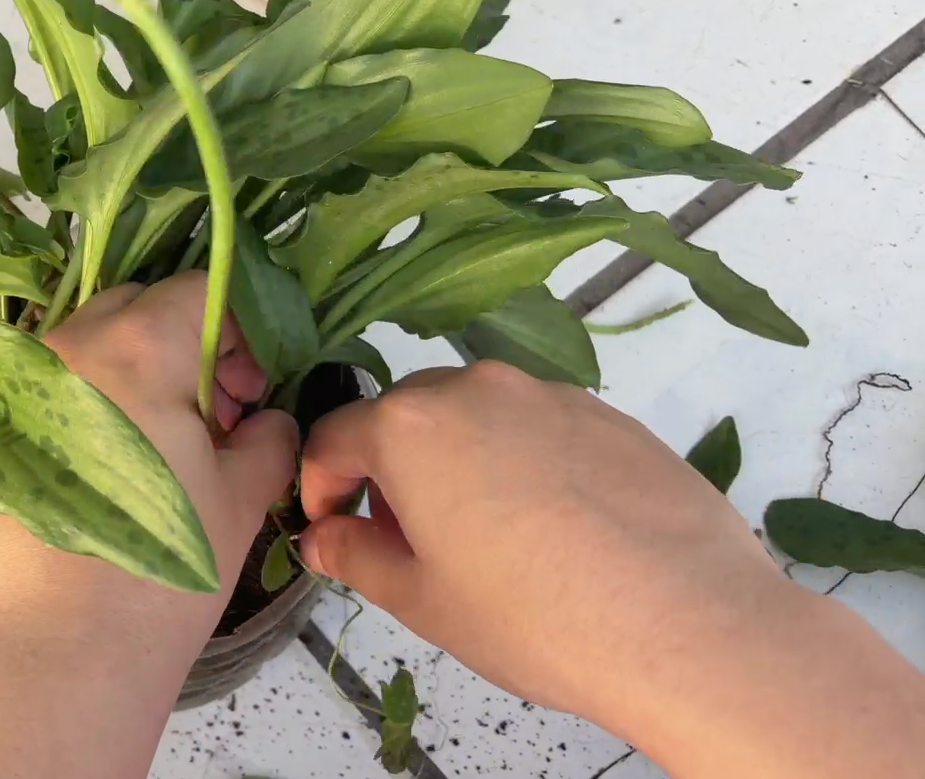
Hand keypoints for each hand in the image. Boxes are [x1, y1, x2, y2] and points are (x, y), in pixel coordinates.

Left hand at [0, 273, 297, 661]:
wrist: (58, 649)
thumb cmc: (160, 571)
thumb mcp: (237, 498)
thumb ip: (266, 438)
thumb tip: (268, 418)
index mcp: (134, 346)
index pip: (197, 289)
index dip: (240, 326)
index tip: (254, 382)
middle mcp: (68, 347)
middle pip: (140, 307)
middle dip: (188, 341)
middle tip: (216, 410)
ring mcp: (24, 381)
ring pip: (94, 340)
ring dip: (139, 366)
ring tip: (169, 437)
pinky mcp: (0, 419)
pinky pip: (57, 380)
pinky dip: (95, 393)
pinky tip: (115, 456)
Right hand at [297, 360, 924, 778]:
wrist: (703, 636)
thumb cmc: (532, 616)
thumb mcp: (418, 599)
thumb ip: (350, 555)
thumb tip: (320, 539)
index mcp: (404, 425)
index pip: (330, 438)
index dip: (320, 486)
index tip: (334, 528)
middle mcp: (464, 387)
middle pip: (395, 415)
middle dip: (385, 467)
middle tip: (409, 531)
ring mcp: (540, 392)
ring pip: (464, 411)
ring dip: (449, 454)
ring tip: (486, 522)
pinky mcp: (604, 411)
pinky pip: (529, 420)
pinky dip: (515, 453)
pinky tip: (552, 516)